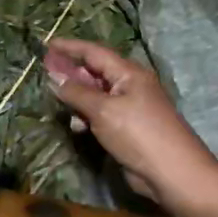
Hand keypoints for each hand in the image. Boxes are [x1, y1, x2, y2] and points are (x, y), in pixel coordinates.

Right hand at [43, 38, 217, 207]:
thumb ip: (78, 93)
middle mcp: (131, 85)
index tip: (48, 44)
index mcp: (129, 73)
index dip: (71, 47)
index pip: (95, 52)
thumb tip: (56, 80)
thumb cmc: (138, 134)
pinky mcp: (129, 128)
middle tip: (46, 71)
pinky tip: (77, 127)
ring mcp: (131, 107)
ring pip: (98, 95)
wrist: (172, 172)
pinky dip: (88, 118)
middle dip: (72, 71)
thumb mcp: (103, 110)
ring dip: (78, 98)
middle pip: (96, 72)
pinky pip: (103, 115)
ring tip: (58, 103)